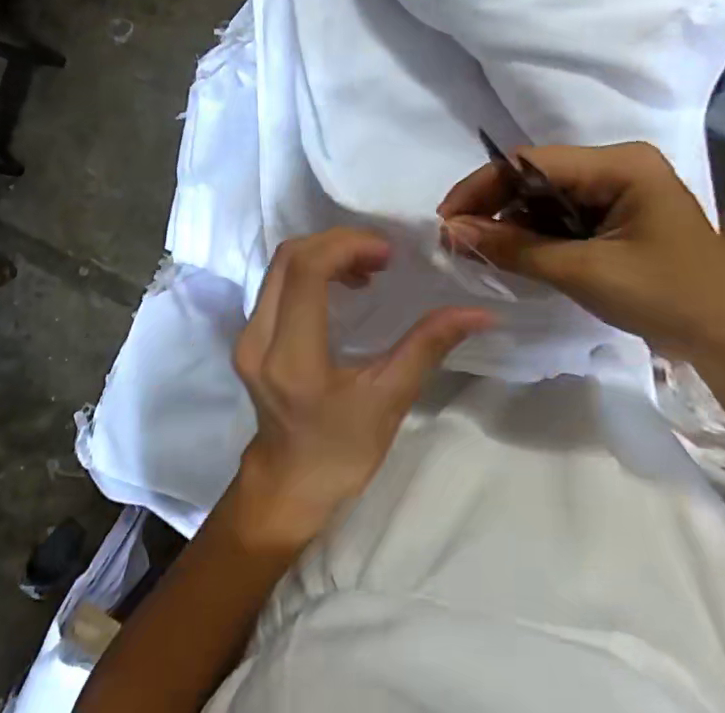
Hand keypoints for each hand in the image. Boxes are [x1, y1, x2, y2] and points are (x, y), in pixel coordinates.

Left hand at [230, 228, 491, 547]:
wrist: (290, 481)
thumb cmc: (343, 451)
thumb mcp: (390, 399)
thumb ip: (427, 346)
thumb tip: (478, 311)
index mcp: (292, 358)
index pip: (306, 272)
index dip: (346, 246)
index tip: (387, 253)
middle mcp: (257, 339)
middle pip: (289, 258)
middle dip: (338, 243)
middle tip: (383, 255)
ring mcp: (246, 335)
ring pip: (279, 266)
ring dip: (324, 253)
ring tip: (369, 267)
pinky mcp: (248, 335)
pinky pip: (276, 283)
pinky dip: (311, 269)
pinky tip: (345, 283)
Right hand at [437, 141, 724, 361]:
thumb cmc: (668, 297)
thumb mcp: (584, 272)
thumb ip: (515, 249)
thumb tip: (451, 232)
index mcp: (621, 164)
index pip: (531, 163)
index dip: (482, 187)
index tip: (446, 219)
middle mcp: (616, 166)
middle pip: (534, 177)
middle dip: (492, 206)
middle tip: (454, 239)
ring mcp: (616, 191)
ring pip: (542, 198)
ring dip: (508, 223)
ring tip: (473, 249)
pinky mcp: (614, 216)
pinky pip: (559, 217)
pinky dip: (531, 235)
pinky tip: (507, 254)